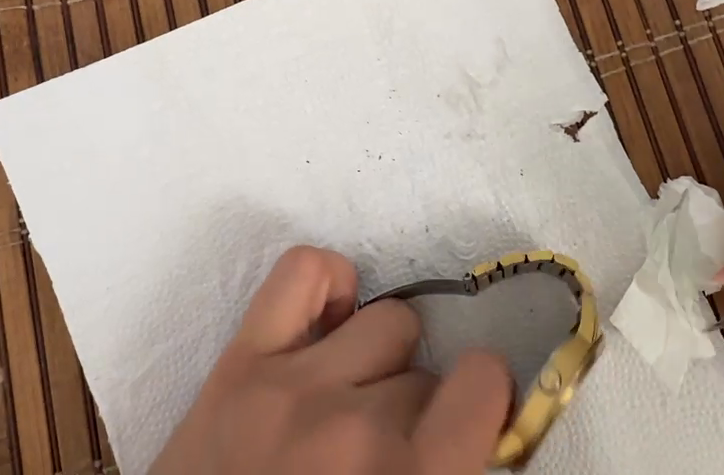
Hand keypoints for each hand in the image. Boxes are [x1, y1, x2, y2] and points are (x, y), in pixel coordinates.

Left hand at [150, 246, 513, 474]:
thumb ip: (445, 473)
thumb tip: (471, 433)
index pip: (485, 383)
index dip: (482, 400)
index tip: (465, 422)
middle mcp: (357, 430)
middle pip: (425, 374)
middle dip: (414, 412)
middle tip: (380, 456)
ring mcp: (292, 389)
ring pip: (386, 322)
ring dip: (377, 362)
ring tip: (348, 401)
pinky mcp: (237, 364)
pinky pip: (304, 270)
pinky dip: (328, 285)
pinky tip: (325, 331)